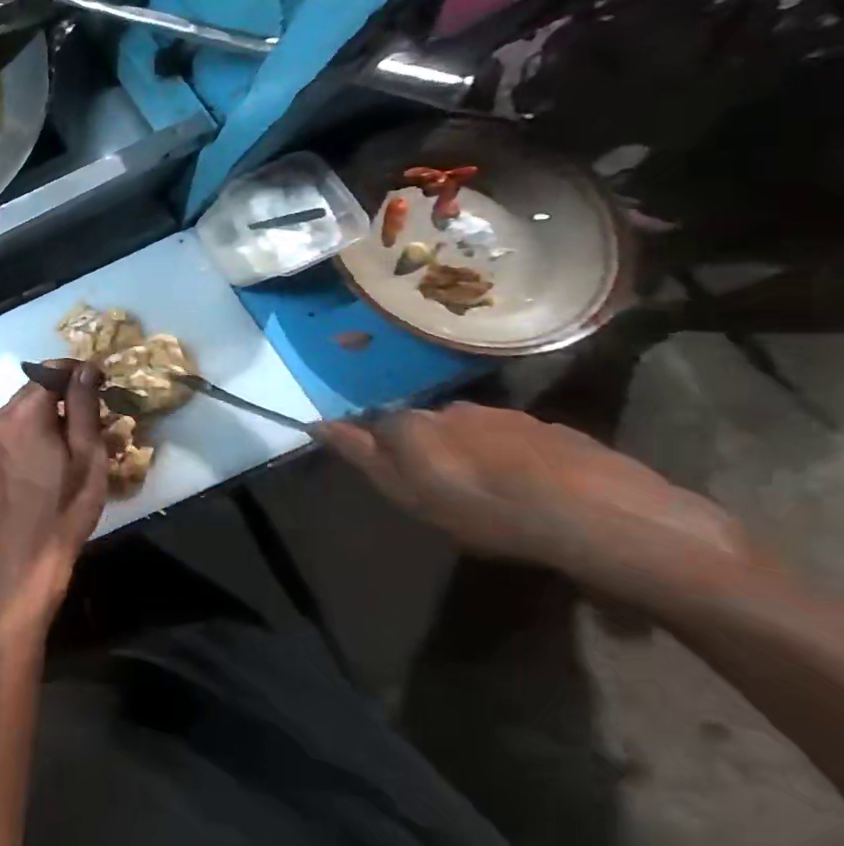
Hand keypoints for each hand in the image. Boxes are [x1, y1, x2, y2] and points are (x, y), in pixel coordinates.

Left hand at [0, 360, 108, 633]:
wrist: (22, 554)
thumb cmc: (64, 507)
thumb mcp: (86, 455)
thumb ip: (83, 405)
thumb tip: (86, 367)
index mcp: (23, 414)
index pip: (49, 371)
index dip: (77, 373)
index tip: (101, 384)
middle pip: (34, 388)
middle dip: (63, 394)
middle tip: (94, 417)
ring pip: (22, 408)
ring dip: (48, 413)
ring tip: (74, 439)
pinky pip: (12, 427)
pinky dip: (32, 429)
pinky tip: (50, 454)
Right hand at [318, 403, 754, 594]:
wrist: (607, 520)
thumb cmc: (491, 513)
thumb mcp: (414, 497)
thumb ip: (366, 457)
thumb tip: (320, 423)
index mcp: (414, 423)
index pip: (378, 426)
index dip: (381, 450)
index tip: (394, 477)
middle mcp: (454, 409)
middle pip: (427, 426)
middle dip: (429, 449)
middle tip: (444, 491)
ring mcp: (507, 415)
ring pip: (473, 431)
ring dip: (472, 453)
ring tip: (492, 493)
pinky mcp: (554, 429)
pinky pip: (516, 440)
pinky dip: (514, 458)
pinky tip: (533, 490)